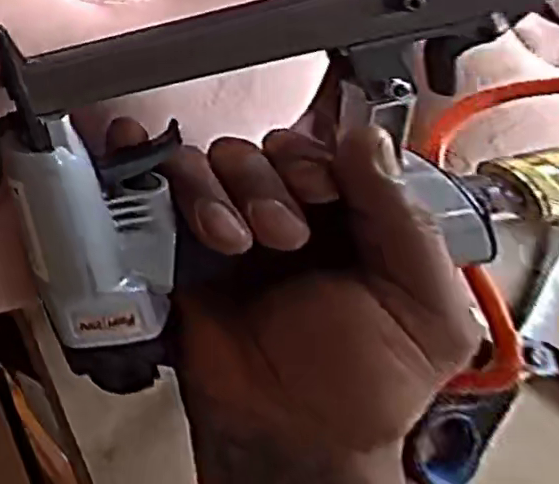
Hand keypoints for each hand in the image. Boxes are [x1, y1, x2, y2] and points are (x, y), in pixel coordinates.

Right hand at [109, 120, 479, 479]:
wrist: (280, 423)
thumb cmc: (359, 380)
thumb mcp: (422, 309)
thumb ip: (402, 222)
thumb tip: (365, 136)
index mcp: (337, 219)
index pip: (312, 151)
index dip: (309, 161)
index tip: (318, 194)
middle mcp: (270, 208)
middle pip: (249, 151)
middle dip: (260, 185)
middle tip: (279, 236)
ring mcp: (212, 216)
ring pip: (197, 161)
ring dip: (208, 191)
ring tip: (225, 241)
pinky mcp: (162, 229)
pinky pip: (144, 175)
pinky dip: (136, 154)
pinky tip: (140, 157)